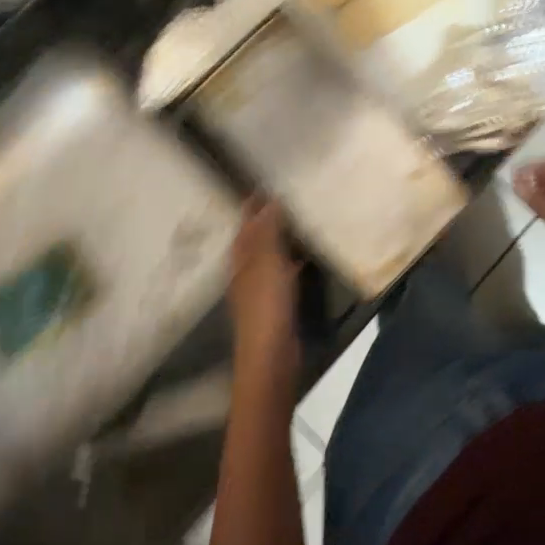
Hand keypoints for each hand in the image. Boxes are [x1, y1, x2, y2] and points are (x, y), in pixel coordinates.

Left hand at [228, 199, 300, 377]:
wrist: (270, 358)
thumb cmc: (266, 307)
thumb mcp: (268, 264)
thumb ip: (268, 233)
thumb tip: (269, 201)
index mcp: (240, 261)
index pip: (244, 226)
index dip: (251, 207)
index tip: (262, 186)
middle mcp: (246, 273)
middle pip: (253, 240)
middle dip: (264, 220)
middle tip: (283, 198)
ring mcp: (259, 291)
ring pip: (267, 256)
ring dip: (278, 239)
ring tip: (296, 221)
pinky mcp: (274, 305)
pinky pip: (281, 274)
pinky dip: (290, 262)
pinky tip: (303, 259)